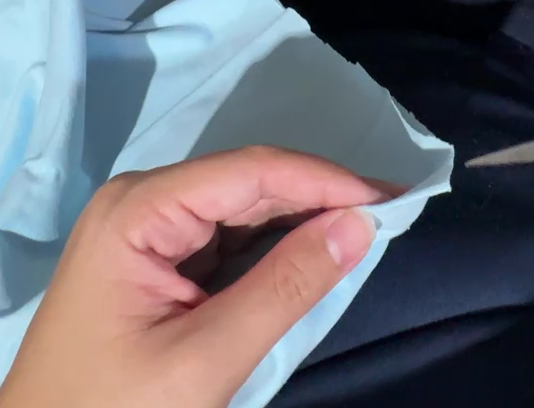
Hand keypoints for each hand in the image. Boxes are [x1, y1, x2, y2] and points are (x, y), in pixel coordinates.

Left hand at [0, 147, 381, 407]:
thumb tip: (360, 224)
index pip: (252, 171)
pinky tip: (313, 249)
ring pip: (243, 207)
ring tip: (364, 228)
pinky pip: (228, 237)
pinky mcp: (158, 258)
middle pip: (249, 182)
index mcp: (142, 207)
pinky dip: (274, 246)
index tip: (391, 196)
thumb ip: (285, 288)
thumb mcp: (204, 361)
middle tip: (390, 213)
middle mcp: (145, 199)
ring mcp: (148, 227)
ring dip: (301, 218)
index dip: (324, 179)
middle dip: (318, 196)